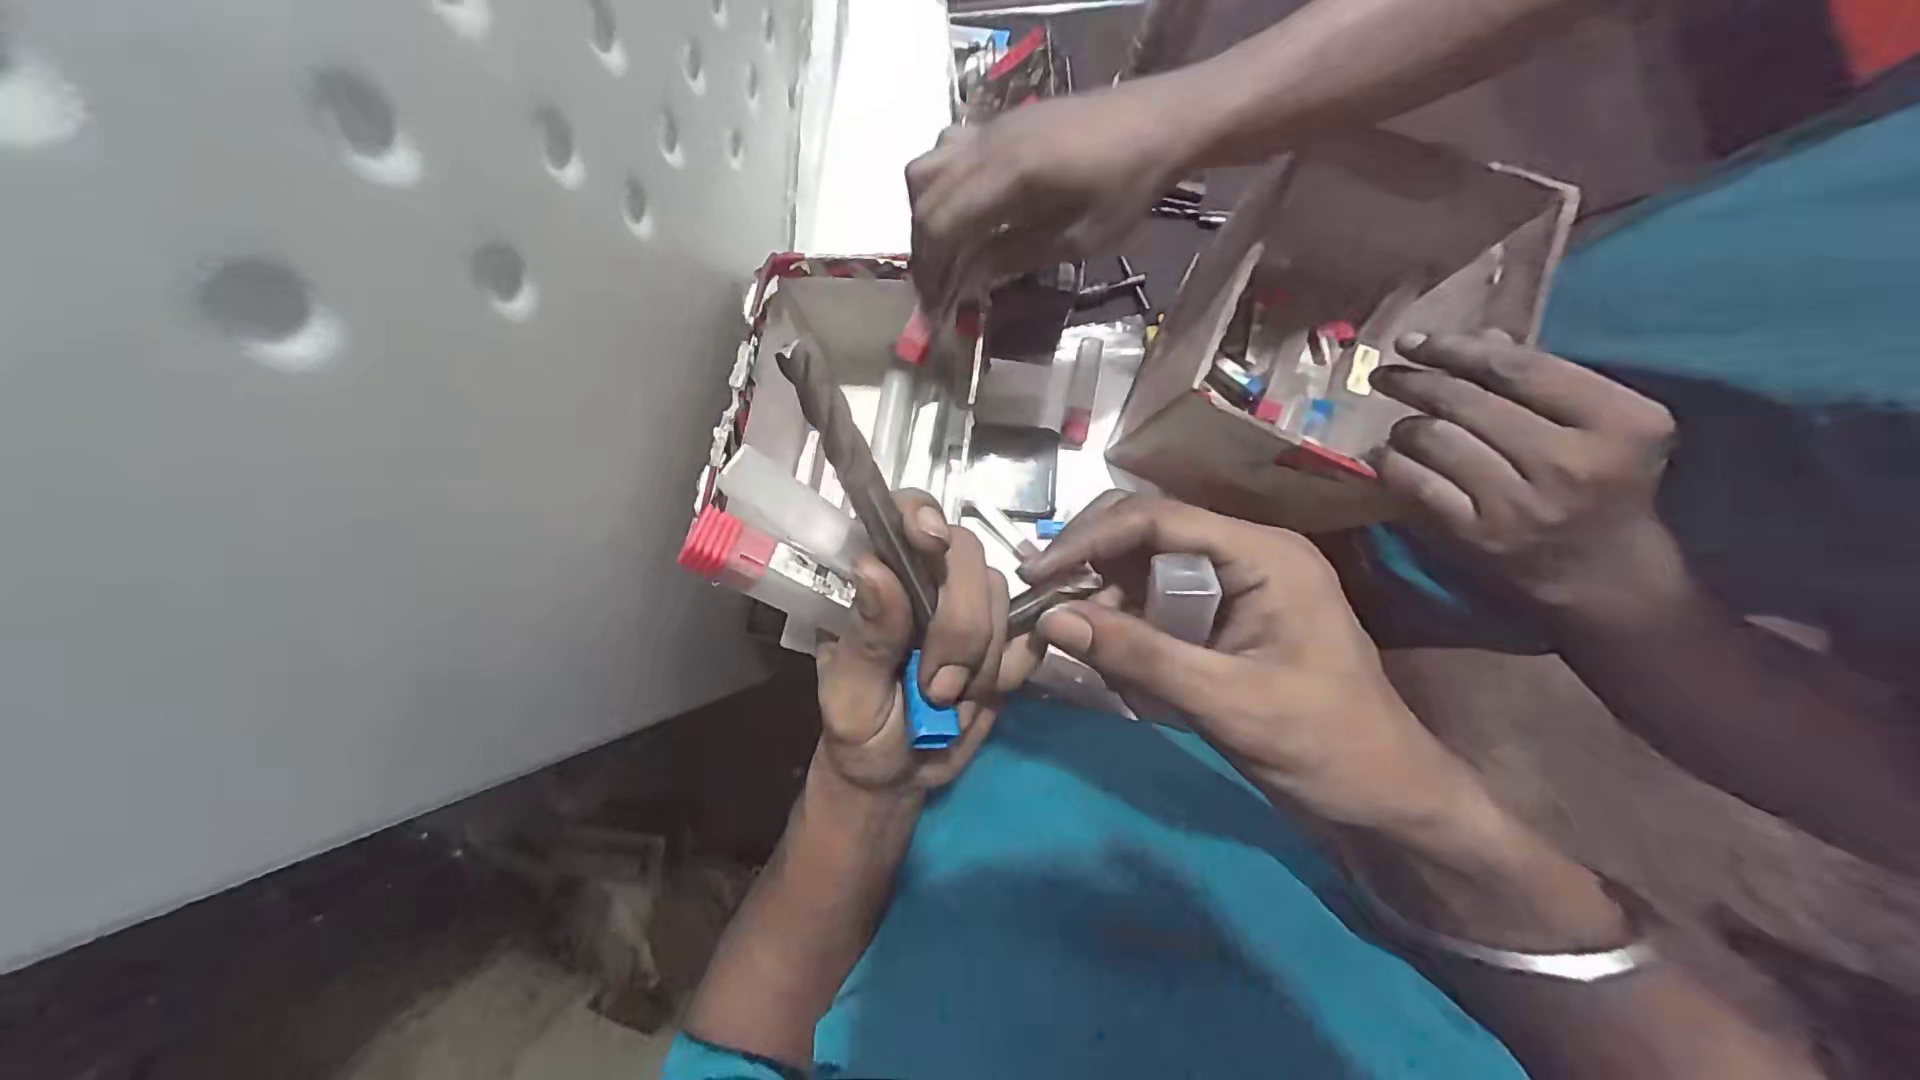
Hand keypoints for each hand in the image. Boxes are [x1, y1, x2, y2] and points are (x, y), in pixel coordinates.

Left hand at [814, 490, 1045, 794]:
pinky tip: (982, 695)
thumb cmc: (859, 728)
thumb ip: (866, 633)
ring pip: (1000, 595)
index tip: (929, 541)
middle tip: (936, 686)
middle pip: (966, 554)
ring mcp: (969, 607)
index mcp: (878, 577)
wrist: (900, 775)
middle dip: (960, 624)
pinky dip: (1011, 668)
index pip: (902, 516)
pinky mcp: (1004, 638)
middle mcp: (926, 579)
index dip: (921, 516)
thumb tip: (873, 567)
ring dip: (982, 657)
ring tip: (948, 700)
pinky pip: (1029, 635)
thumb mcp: (849, 691)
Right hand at [906, 81, 1193, 318]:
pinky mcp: (998, 125)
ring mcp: (989, 128)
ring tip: (941, 257)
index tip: (935, 311)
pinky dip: (938, 190)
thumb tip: (968, 280)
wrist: (1159, 120)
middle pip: (925, 203)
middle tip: (935, 295)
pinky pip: (945, 153)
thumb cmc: (1127, 187)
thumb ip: (1015, 256)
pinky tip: (959, 214)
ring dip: (924, 220)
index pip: (942, 226)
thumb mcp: (1077, 239)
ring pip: (925, 173)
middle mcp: (986, 145)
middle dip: (924, 256)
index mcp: (1009, 174)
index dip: (932, 273)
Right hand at [1019, 493, 1486, 835]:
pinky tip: (1110, 657)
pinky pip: (1154, 600)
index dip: (1089, 539)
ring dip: (1102, 597)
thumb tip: (1052, 619)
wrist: (1383, 801)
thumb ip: (1138, 655)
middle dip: (1090, 562)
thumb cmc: (1324, 748)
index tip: (1036, 573)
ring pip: (1142, 566)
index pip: (1158, 518)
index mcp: (1263, 555)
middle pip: (1145, 531)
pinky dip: (1123, 624)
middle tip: (1041, 601)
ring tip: (1072, 637)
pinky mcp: (1222, 615)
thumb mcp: (1227, 703)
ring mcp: (1234, 583)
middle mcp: (1245, 554)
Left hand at [1371, 331, 1688, 620]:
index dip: (1456, 349)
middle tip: (1384, 374)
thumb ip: (1542, 380)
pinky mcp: (1474, 532)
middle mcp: (1567, 460)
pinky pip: (1413, 482)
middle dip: (1414, 381)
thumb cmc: (1602, 486)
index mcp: (1619, 421)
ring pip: (1433, 439)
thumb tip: (1476, 336)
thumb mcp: (1600, 427)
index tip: (1414, 341)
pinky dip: (1392, 462)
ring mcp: (1516, 501)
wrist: (1601, 573)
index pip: (1518, 369)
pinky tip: (1386, 454)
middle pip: (1466, 402)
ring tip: (1402, 425)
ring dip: (1405, 426)